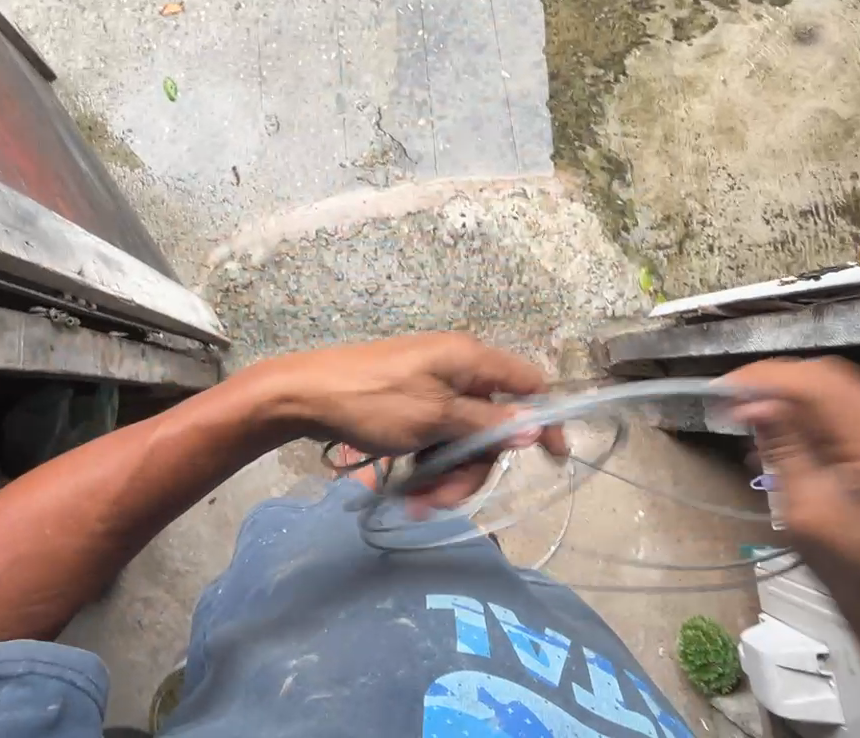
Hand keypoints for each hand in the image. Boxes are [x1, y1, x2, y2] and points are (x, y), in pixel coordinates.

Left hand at [239, 333, 567, 506]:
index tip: (554, 458)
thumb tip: (534, 427)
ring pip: (462, 438)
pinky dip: (428, 463)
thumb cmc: (373, 401)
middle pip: (492, 424)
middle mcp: (455, 367)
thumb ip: (486, 422)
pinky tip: (406, 489)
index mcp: (468, 358)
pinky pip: (436, 437)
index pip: (527, 382)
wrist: (305, 395)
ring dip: (446, 474)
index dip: (544, 418)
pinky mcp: (410, 404)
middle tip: (441, 499)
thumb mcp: (434, 417)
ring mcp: (431, 386)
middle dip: (473, 467)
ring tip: (415, 501)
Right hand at [723, 357, 859, 624]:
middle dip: (777, 384)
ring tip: (756, 416)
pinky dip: (817, 411)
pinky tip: (793, 430)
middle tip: (733, 401)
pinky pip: (856, 406)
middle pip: (834, 380)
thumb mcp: (805, 512)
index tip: (723, 388)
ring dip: (794, 396)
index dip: (767, 379)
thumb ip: (783, 448)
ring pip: (843, 388)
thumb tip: (752, 402)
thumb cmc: (854, 571)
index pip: (823, 388)